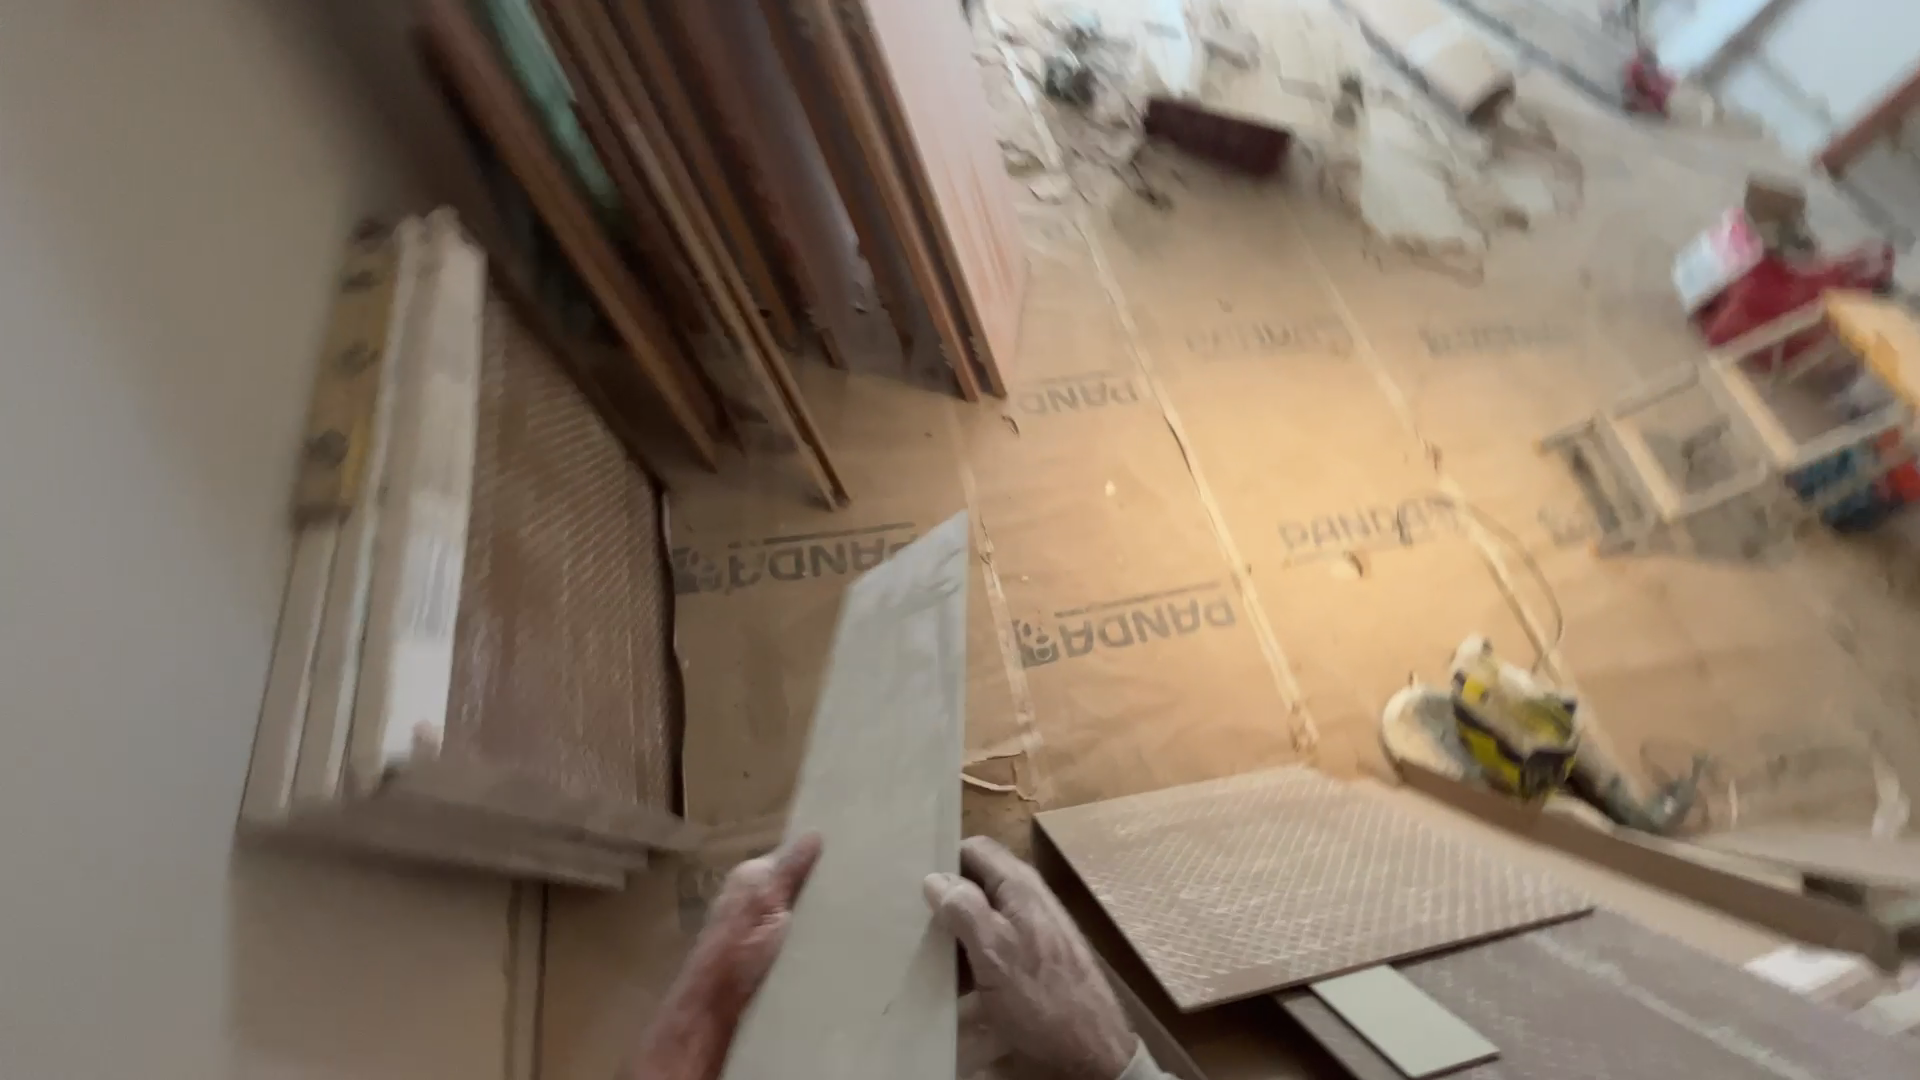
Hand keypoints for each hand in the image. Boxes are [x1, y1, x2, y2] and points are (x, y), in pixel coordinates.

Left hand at [625, 832, 822, 1079]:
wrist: (711, 1007)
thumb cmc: (738, 948)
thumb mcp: (768, 901)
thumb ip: (790, 868)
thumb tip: (815, 833)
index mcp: (750, 874)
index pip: (789, 854)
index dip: (814, 856)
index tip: (846, 858)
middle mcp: (750, 894)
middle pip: (792, 882)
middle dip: (816, 886)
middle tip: (851, 889)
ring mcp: (754, 924)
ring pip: (793, 909)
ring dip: (813, 913)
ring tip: (844, 914)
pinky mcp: (760, 951)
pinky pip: (790, 932)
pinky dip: (805, 934)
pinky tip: (823, 939)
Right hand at [924, 837, 1135, 1079]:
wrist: (1092, 1051)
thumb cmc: (1042, 997)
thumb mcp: (995, 951)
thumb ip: (964, 909)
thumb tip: (934, 877)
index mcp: (1018, 883)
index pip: (974, 849)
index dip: (945, 861)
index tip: (916, 885)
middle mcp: (1026, 896)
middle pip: (977, 881)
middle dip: (947, 899)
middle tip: (916, 922)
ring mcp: (1031, 926)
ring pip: (983, 913)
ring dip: (957, 931)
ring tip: (929, 954)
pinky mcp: (1033, 955)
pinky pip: (994, 941)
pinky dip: (972, 954)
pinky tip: (956, 980)